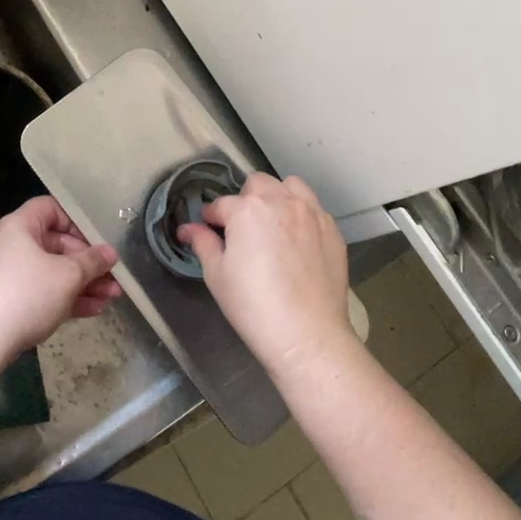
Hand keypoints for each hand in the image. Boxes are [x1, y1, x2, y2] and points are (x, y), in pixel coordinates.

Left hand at [0, 196, 121, 356]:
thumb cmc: (28, 294)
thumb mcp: (68, 275)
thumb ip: (92, 261)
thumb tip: (110, 253)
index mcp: (21, 226)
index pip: (51, 208)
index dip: (76, 220)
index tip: (98, 238)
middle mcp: (15, 245)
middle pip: (58, 243)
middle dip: (89, 261)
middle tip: (114, 275)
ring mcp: (13, 274)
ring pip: (55, 271)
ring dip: (85, 282)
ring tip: (114, 296)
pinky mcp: (14, 300)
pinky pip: (47, 291)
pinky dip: (69, 297)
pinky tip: (96, 309)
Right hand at [178, 173, 354, 375]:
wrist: (307, 335)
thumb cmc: (253, 306)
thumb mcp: (217, 275)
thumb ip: (203, 243)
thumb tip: (188, 229)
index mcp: (247, 210)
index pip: (221, 205)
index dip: (211, 219)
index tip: (209, 231)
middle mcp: (281, 202)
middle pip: (257, 184)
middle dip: (245, 200)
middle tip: (242, 229)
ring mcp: (311, 214)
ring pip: (290, 186)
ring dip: (277, 197)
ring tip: (273, 224)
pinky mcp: (332, 230)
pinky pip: (313, 208)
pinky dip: (301, 215)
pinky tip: (297, 241)